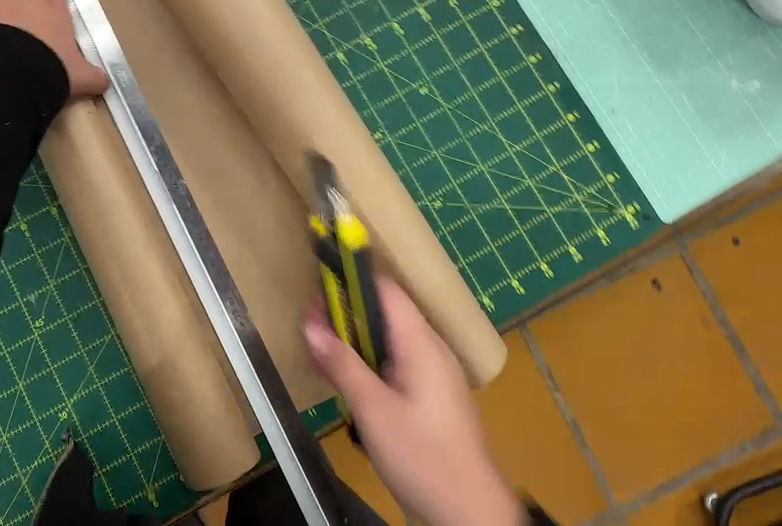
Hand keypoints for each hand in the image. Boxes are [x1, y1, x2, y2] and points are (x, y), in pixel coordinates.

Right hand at [305, 278, 523, 525]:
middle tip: (310, 325)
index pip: (385, 289)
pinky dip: (368, 361)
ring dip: (354, 340)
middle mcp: (431, 349)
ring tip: (320, 352)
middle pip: (384, 313)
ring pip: (388, 340)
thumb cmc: (422, 455)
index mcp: (421, 343)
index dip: (351, 278)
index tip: (317, 282)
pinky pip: (395, 362)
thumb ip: (341, 363)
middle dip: (346, 313)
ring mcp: (434, 373)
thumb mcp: (372, 409)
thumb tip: (311, 323)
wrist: (470, 513)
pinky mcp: (432, 396)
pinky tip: (346, 380)